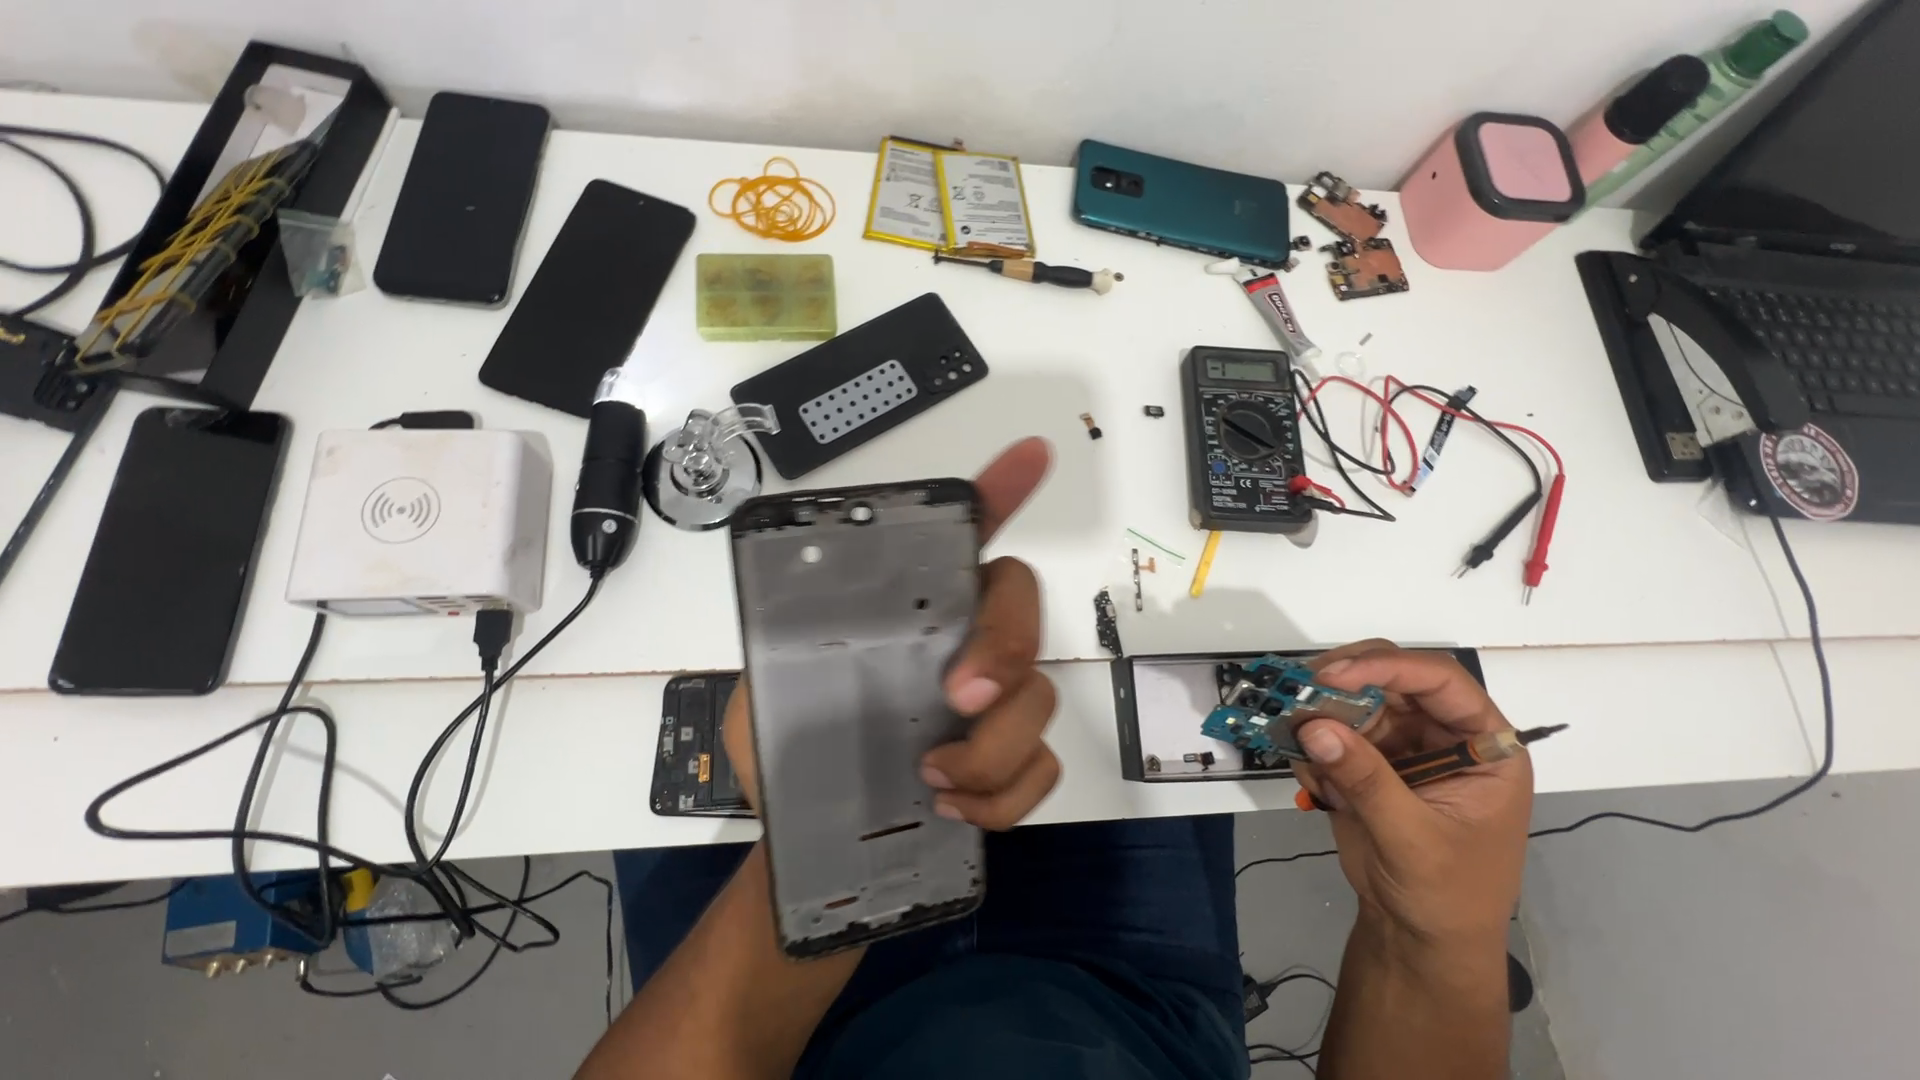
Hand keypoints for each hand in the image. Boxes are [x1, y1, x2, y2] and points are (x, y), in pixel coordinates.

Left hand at [723, 437, 1059, 828]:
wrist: (800, 840)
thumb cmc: (784, 749)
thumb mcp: (767, 682)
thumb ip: (791, 637)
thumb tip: (786, 587)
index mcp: (904, 610)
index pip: (958, 538)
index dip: (999, 491)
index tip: (1031, 454)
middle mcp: (958, 643)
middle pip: (1020, 606)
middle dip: (1006, 643)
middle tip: (960, 694)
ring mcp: (989, 706)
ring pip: (1038, 696)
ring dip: (994, 746)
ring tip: (931, 776)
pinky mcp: (1006, 767)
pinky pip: (1040, 768)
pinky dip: (1004, 795)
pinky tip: (953, 806)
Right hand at [1291, 641, 1531, 944]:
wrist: (1420, 938)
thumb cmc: (1447, 894)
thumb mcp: (1414, 840)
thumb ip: (1367, 781)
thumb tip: (1313, 727)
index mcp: (1483, 745)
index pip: (1441, 682)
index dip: (1389, 667)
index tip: (1333, 675)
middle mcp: (1443, 735)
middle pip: (1394, 679)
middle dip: (1345, 678)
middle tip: (1298, 685)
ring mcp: (1402, 746)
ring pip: (1356, 700)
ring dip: (1319, 706)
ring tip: (1287, 722)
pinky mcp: (1366, 762)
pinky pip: (1332, 732)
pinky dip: (1309, 739)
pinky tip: (1307, 771)